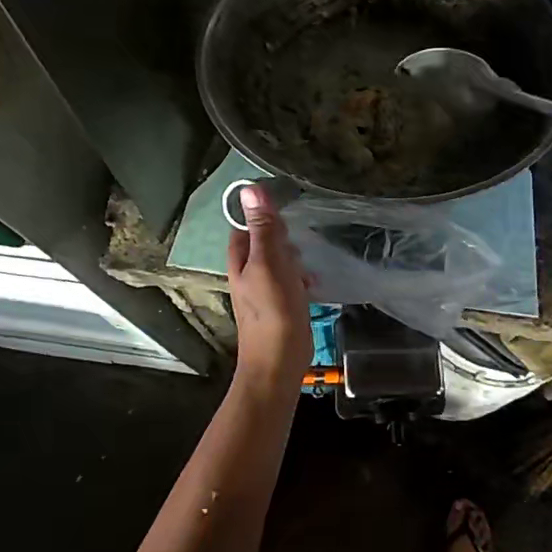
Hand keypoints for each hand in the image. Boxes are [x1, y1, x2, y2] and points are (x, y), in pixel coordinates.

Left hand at [227, 185, 313, 384]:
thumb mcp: (270, 263)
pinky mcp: (280, 302)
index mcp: (239, 257)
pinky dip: (301, 277)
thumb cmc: (273, 311)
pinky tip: (313, 284)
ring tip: (306, 268)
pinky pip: (290, 279)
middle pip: (265, 239)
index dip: (264, 214)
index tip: (286, 214)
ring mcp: (264, 287)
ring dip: (294, 258)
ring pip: (280, 259)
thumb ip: (262, 228)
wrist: (278, 363)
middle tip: (297, 247)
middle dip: (283, 238)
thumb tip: (250, 188)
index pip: (246, 222)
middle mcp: (247, 269)